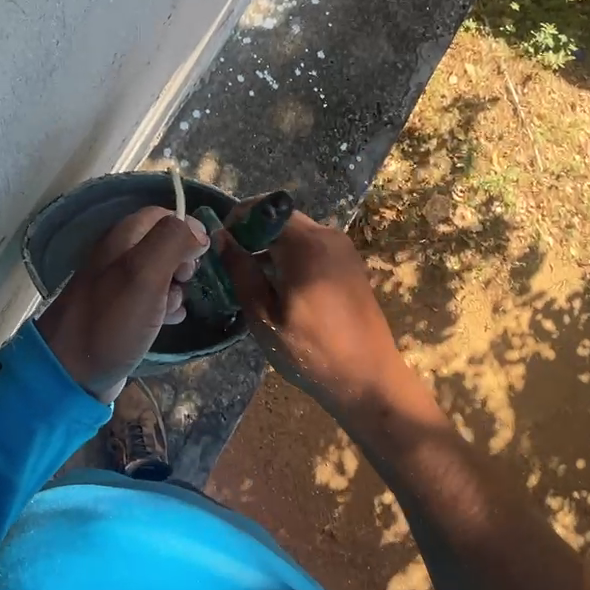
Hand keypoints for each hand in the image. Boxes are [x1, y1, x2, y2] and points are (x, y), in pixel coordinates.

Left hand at [35, 206, 208, 401]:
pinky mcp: (123, 312)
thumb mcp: (144, 273)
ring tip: (171, 310)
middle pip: (166, 244)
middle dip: (184, 264)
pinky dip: (167, 309)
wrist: (72, 371)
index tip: (197, 257)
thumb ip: (171, 241)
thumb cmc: (111, 319)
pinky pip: (154, 301)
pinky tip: (168, 323)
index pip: (164, 215)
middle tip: (182, 283)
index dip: (186, 231)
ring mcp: (120, 284)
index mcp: (122, 236)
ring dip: (177, 291)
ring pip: (163, 275)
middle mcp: (120, 254)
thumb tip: (198, 228)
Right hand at [218, 211, 400, 415]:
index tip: (222, 248)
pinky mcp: (350, 263)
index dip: (237, 222)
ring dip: (271, 246)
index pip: (262, 209)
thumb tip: (220, 237)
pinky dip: (291, 256)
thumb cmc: (311, 352)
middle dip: (253, 235)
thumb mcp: (263, 315)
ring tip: (255, 279)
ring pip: (295, 232)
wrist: (370, 381)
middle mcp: (327, 236)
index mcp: (306, 244)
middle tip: (235, 266)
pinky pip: (312, 246)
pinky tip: (282, 287)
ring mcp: (343, 248)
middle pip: (279, 219)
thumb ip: (240, 270)